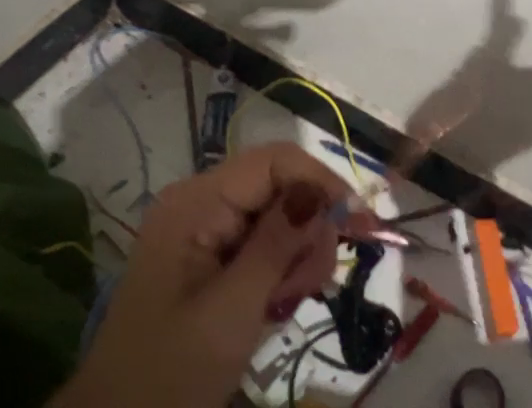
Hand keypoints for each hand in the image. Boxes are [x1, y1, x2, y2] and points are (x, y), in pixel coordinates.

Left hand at [52, 143, 350, 407]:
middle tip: (311, 285)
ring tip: (287, 302)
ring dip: (298, 254)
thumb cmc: (172, 369)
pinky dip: (281, 268)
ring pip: (280, 215)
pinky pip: (264, 242)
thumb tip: (322, 191)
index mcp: (196, 202)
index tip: (358, 226)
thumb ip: (278, 244)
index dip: (320, 183)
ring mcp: (205, 228)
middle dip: (308, 230)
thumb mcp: (232, 308)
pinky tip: (275, 303)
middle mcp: (201, 201)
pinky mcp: (211, 255)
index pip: (275, 160)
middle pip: (282, 186)